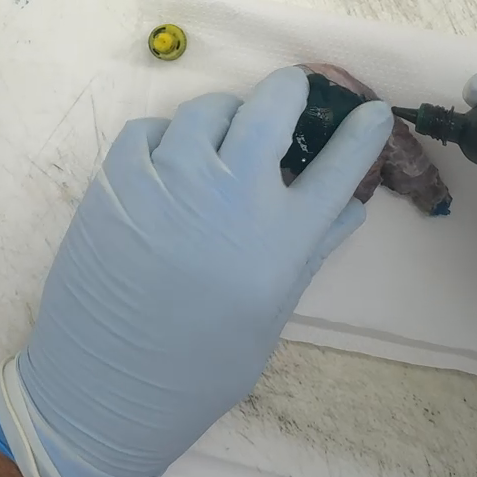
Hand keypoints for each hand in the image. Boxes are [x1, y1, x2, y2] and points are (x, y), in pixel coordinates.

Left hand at [0, 68, 391, 476]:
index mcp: (279, 238)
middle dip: (288, 89)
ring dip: (222, 117)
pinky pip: (150, 128)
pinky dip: (163, 138)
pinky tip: (162, 166)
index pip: (338, 169)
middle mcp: (232, 194)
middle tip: (288, 91)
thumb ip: (308, 252)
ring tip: (218, 142)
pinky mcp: (119, 176)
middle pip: (272, 107)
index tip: (374, 109)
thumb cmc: (198, 366)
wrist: (102, 388)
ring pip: (208, 108)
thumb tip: (351, 208)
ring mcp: (171, 178)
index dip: (363, 133)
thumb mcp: (269, 316)